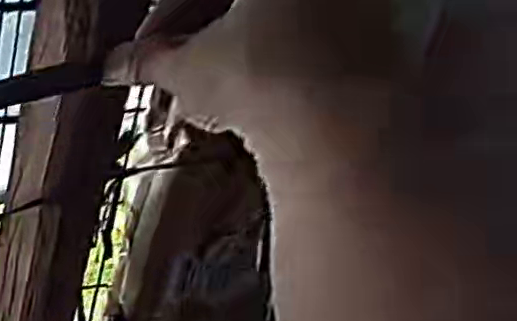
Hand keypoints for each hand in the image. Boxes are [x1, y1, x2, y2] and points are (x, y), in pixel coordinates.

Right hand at [104, 0, 438, 161]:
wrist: (337, 113)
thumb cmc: (266, 75)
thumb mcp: (185, 68)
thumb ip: (147, 61)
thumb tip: (115, 64)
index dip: (163, 19)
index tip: (142, 50)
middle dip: (203, 28)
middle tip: (174, 64)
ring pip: (285, 11)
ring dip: (244, 37)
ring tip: (213, 77)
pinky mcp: (401, 7)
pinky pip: (328, 20)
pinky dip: (289, 43)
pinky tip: (261, 76)